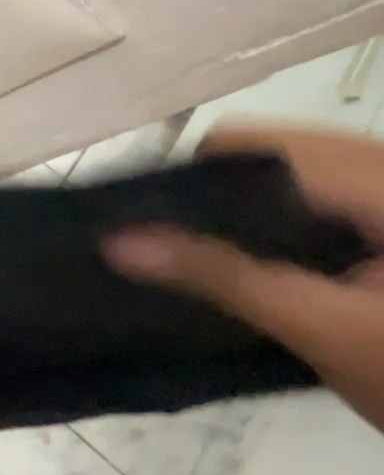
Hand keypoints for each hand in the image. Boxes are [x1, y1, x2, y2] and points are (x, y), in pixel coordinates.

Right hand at [102, 126, 383, 429]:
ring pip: (294, 178)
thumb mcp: (321, 329)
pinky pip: (325, 200)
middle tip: (184, 254)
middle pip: (270, 155)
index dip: (188, 179)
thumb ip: (220, 276)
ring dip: (247, 217)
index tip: (151, 228)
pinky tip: (276, 270)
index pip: (249, 145)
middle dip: (217, 201)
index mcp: (378, 184)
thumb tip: (116, 242)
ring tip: (222, 266)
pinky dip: (285, 227)